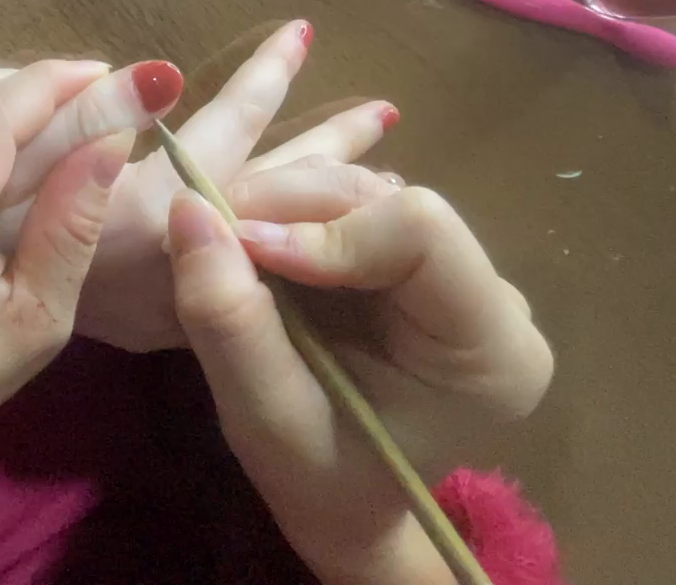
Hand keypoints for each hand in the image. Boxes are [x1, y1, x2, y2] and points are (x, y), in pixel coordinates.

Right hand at [65, 21, 399, 351]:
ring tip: (382, 145)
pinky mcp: (169, 318)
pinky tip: (307, 221)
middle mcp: (180, 256)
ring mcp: (182, 293)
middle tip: (381, 105)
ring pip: (271, 233)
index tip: (300, 33)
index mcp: (151, 214)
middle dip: (323, 142)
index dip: (265, 82)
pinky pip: (248, 270)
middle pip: (271, 187)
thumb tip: (141, 76)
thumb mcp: (18, 166)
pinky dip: (284, 236)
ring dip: (319, 183)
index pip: (230, 137)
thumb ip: (81, 119)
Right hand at [164, 183, 553, 583]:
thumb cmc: (317, 476)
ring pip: (348, 184)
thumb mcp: (263, 416)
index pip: (420, 229)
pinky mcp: (396, 246)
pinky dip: (274, 206)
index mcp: (488, 346)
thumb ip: (229, 318)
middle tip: (210, 237)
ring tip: (223, 246)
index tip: (244, 248)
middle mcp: (482, 287)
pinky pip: (332, 195)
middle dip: (280, 204)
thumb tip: (187, 206)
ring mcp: (441, 261)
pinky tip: (245, 242)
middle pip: (375, 194)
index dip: (323, 226)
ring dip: (270, 200)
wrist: (339, 492)